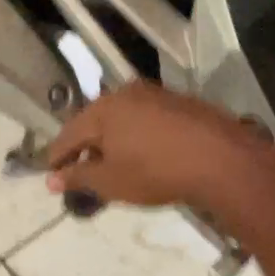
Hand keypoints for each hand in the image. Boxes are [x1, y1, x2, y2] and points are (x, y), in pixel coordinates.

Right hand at [44, 81, 274, 208]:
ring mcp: (155, 95)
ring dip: (110, 141)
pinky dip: (133, 137)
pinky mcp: (179, 103)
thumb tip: (52, 179)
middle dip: (83, 148)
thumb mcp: (109, 181)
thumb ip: (77, 177)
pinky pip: (143, 119)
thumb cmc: (155, 172)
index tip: (52, 178)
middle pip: (93, 122)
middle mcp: (125, 94)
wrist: (222, 160)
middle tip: (79, 172)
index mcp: (102, 109)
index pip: (67, 134)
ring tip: (109, 166)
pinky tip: (139, 156)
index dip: (57, 158)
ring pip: (120, 119)